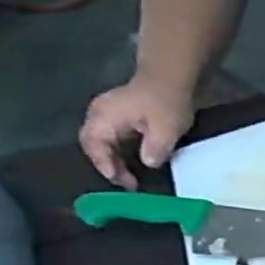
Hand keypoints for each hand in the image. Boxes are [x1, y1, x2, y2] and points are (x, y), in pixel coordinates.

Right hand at [79, 76, 195, 187]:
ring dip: (113, 159)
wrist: (171, 81)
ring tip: (129, 177)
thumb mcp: (166, 130)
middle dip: (107, 164)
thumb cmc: (167, 104)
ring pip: (102, 141)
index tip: (120, 180)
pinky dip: (119, 151)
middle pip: (93, 144)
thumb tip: (148, 164)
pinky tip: (132, 162)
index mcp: (104, 117)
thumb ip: (155, 148)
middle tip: (127, 183)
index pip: (94, 145)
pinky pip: (112, 137)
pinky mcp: (118, 115)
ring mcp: (106, 114)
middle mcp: (98, 115)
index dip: (105, 164)